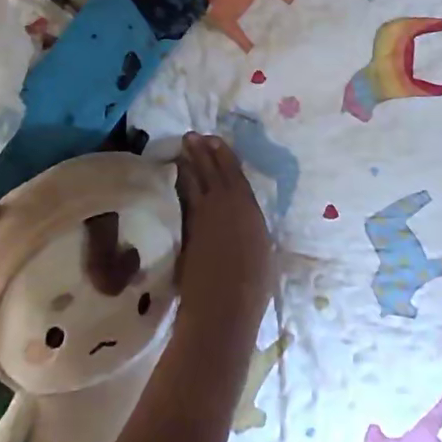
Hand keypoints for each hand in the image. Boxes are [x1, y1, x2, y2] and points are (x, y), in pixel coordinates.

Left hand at [175, 133, 272, 325]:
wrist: (222, 306)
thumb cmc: (253, 282)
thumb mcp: (263, 248)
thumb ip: (252, 227)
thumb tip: (246, 219)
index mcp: (247, 206)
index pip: (233, 173)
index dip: (223, 155)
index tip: (214, 139)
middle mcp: (224, 205)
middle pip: (210, 172)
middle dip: (201, 152)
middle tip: (191, 135)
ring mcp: (202, 218)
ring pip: (194, 183)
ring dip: (189, 164)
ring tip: (182, 149)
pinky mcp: (187, 233)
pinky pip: (185, 200)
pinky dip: (182, 187)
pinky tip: (179, 181)